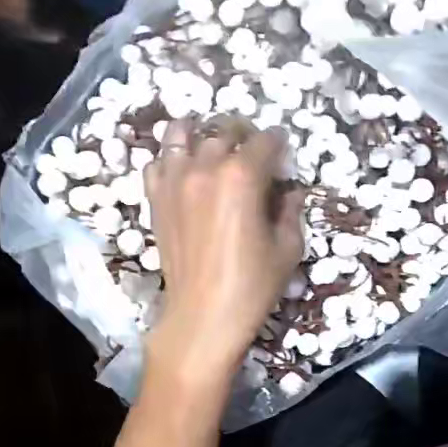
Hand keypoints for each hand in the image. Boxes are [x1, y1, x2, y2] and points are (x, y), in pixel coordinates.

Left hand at [143, 119, 301, 382]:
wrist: (202, 315)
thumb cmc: (252, 286)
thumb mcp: (287, 248)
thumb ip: (290, 211)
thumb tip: (291, 192)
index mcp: (243, 176)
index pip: (265, 141)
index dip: (279, 143)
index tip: (283, 153)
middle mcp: (206, 168)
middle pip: (224, 131)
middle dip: (244, 134)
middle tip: (253, 150)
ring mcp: (175, 181)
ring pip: (182, 135)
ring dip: (201, 133)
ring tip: (213, 144)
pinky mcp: (156, 199)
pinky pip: (156, 162)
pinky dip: (170, 158)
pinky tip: (182, 166)